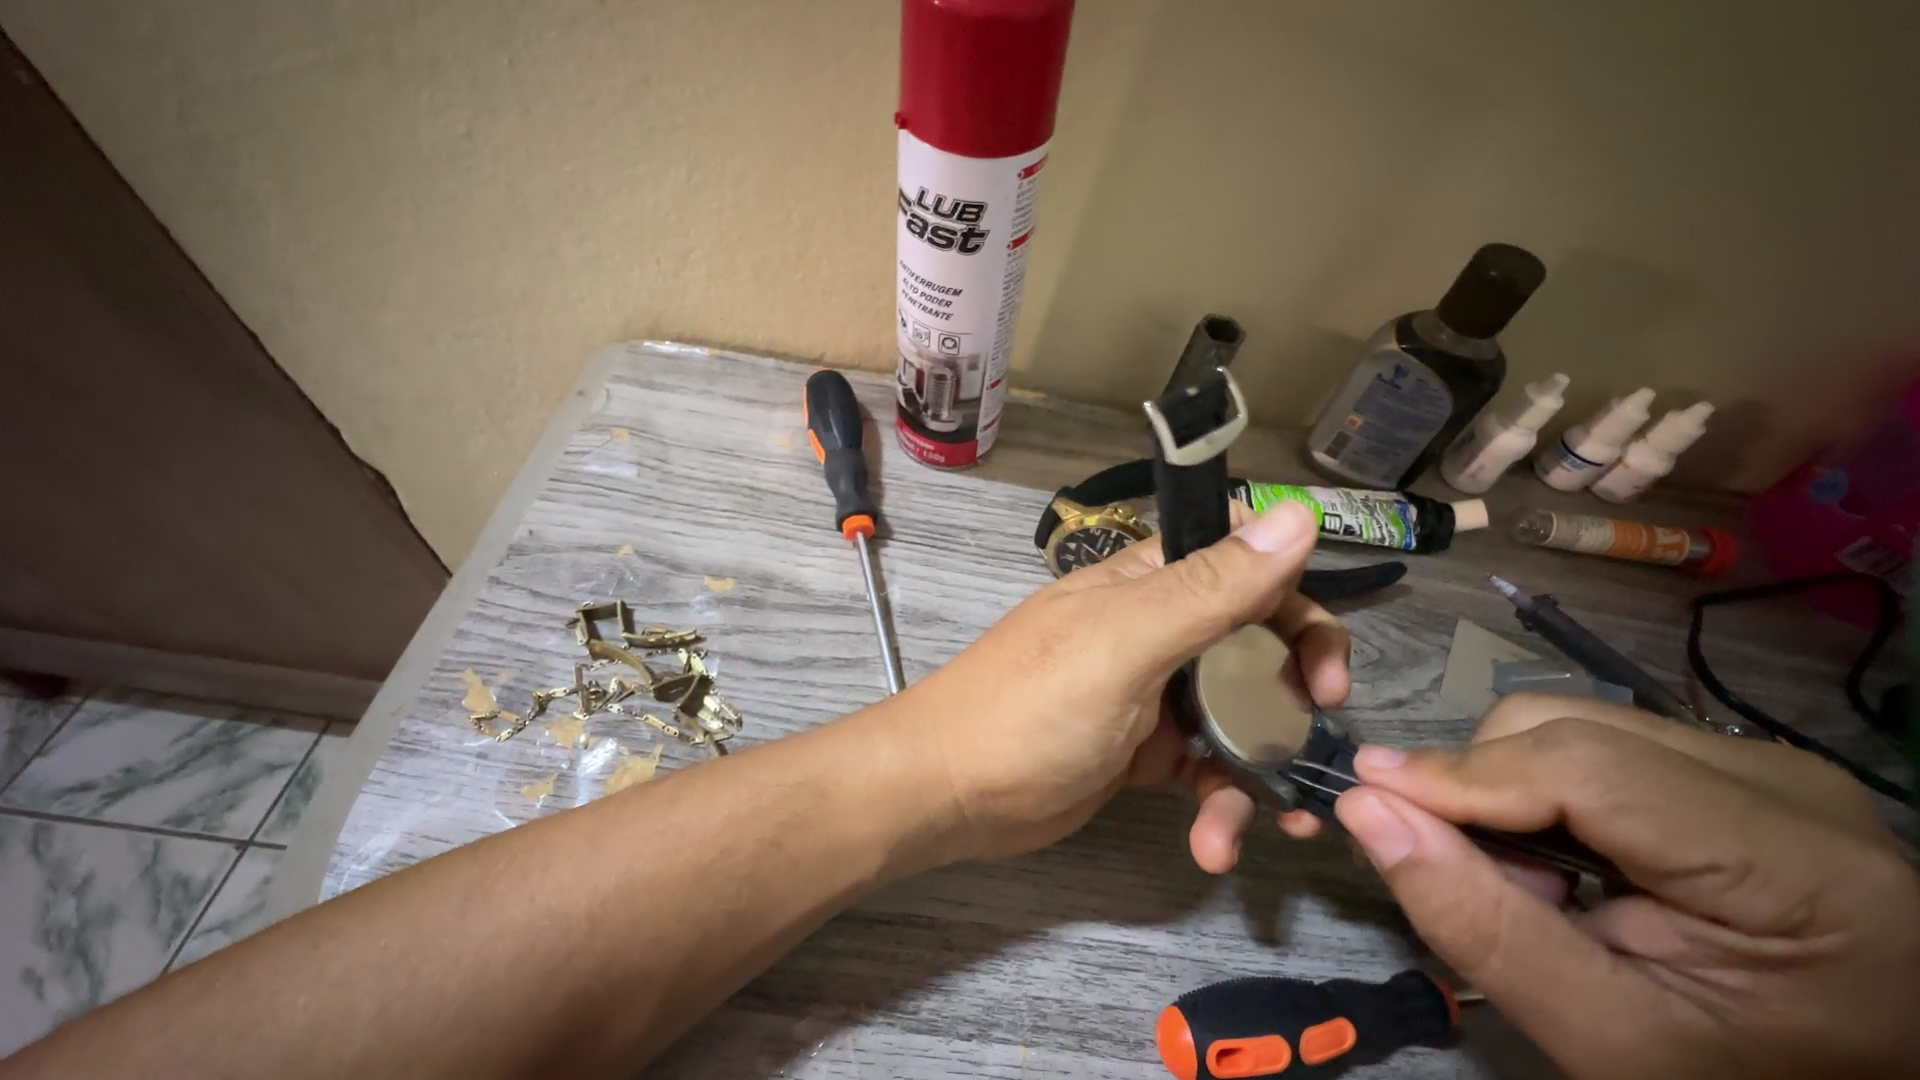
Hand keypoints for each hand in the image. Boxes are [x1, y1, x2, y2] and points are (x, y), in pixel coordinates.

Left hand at [901, 500, 1349, 862]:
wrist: (949, 793)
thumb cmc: (1031, 707)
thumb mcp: (1124, 644)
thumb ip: (1211, 588)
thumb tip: (1297, 512)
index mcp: (1150, 584)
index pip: (1246, 564)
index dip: (1295, 602)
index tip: (1322, 664)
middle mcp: (1158, 628)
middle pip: (1257, 644)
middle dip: (1295, 694)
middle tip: (1319, 736)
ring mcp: (1153, 692)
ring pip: (1239, 713)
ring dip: (1265, 766)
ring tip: (1283, 820)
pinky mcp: (1145, 750)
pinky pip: (1207, 766)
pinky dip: (1222, 802)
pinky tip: (1216, 844)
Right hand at [1332, 693, 1919, 1078]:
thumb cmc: (1732, 1076)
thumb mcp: (1605, 1036)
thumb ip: (1482, 925)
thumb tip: (1365, 809)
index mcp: (1797, 866)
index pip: (1586, 768)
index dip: (1463, 776)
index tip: (1364, 798)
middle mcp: (1785, 780)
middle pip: (1567, 727)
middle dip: (1483, 790)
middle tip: (1483, 882)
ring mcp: (1763, 764)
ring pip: (1566, 722)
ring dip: (1505, 791)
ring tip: (1534, 882)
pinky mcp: (1734, 764)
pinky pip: (1589, 739)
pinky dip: (1538, 790)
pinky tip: (1567, 860)